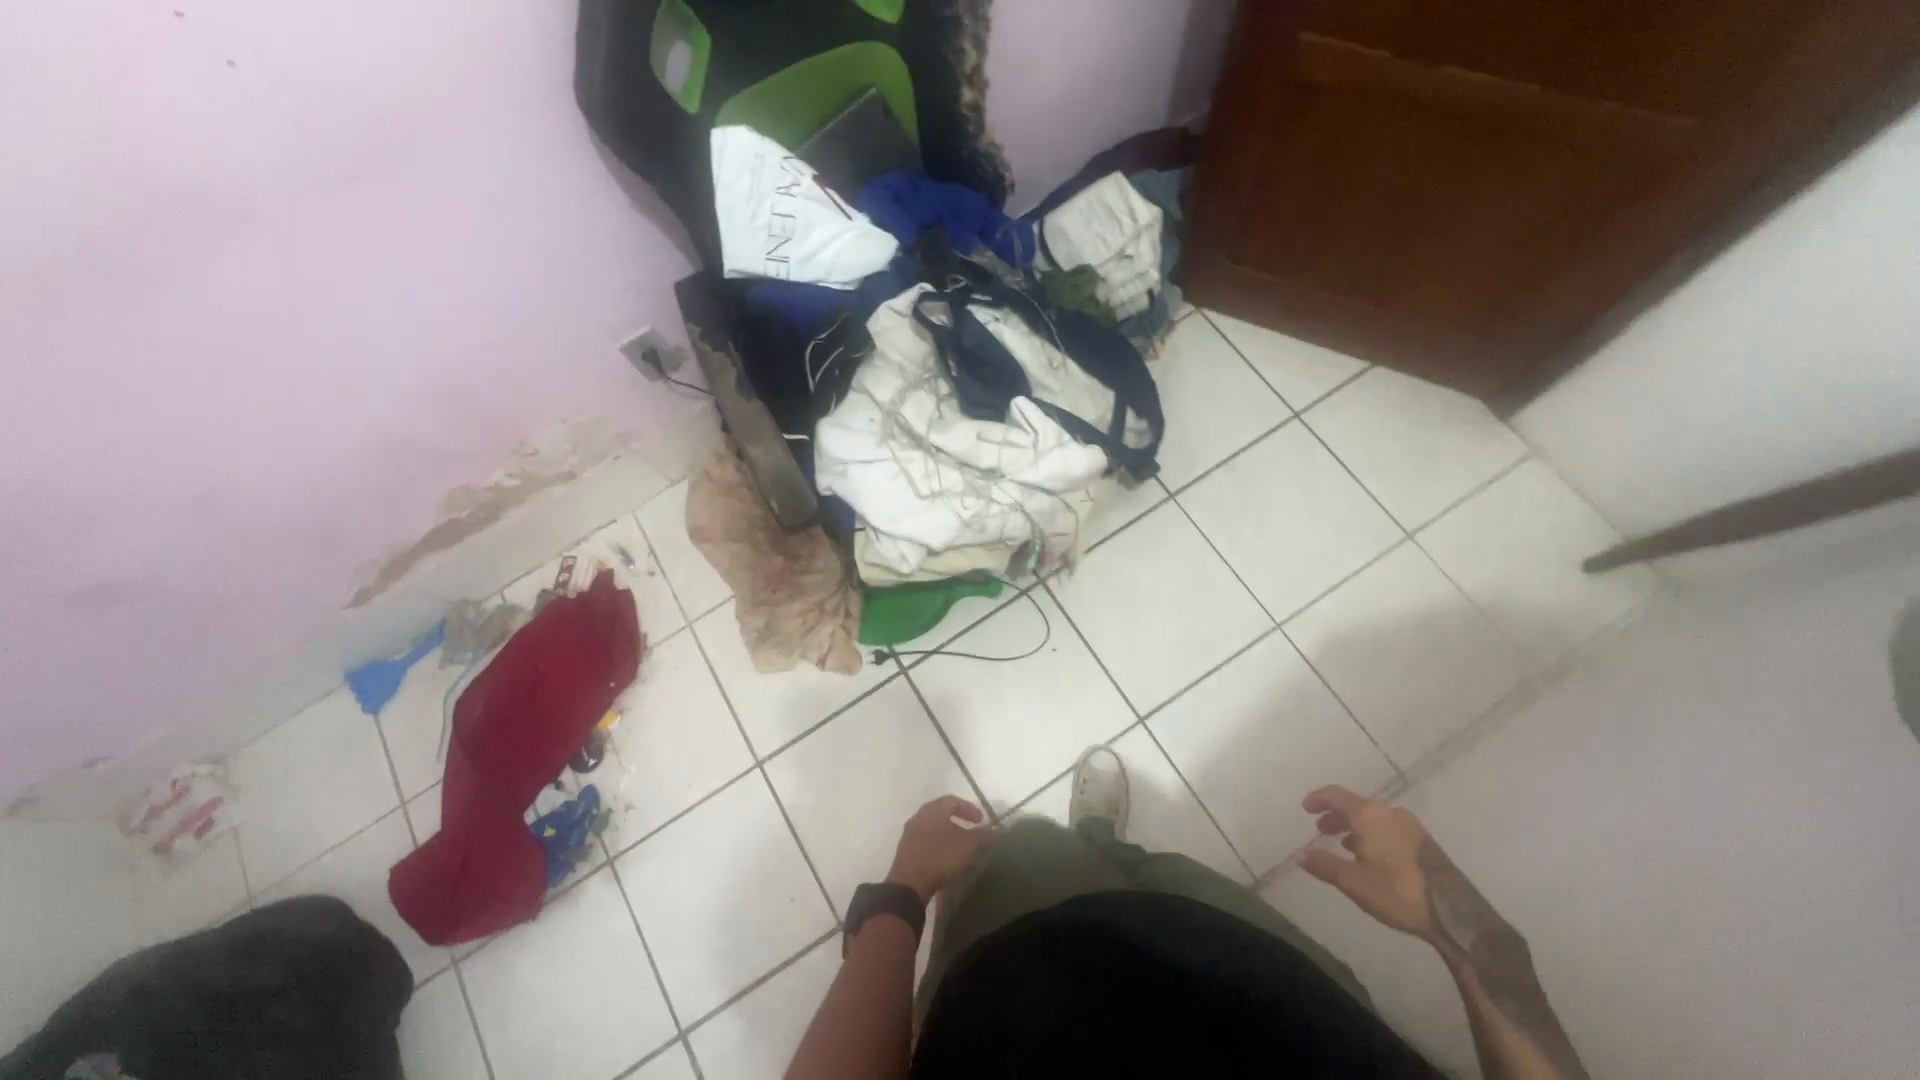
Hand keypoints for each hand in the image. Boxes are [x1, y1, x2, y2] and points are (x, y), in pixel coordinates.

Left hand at [886, 796, 994, 903]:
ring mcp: (910, 833)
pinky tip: (946, 858)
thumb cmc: (940, 857)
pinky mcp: (906, 850)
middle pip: (941, 813)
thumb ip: (983, 835)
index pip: (953, 800)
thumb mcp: (967, 845)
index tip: (982, 820)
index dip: (970, 808)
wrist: (909, 883)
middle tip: (972, 830)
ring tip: (961, 847)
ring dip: (949, 834)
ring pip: (933, 828)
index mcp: (933, 809)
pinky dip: (939, 845)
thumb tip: (997, 829)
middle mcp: (919, 816)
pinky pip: (926, 841)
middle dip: (959, 820)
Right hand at [1299, 785, 1438, 942]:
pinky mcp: (1424, 842)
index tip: (1306, 808)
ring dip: (1355, 827)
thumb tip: (1302, 855)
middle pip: (1357, 806)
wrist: (1454, 912)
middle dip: (1337, 816)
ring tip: (1344, 846)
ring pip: (1374, 818)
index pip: (1337, 795)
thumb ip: (1324, 865)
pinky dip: (1373, 835)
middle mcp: (1390, 813)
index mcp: (1370, 815)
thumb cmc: (1396, 891)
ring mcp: (1411, 827)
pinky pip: (1389, 829)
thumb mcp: (1353, 881)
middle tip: (1322, 830)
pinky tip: (1371, 857)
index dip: (1318, 799)